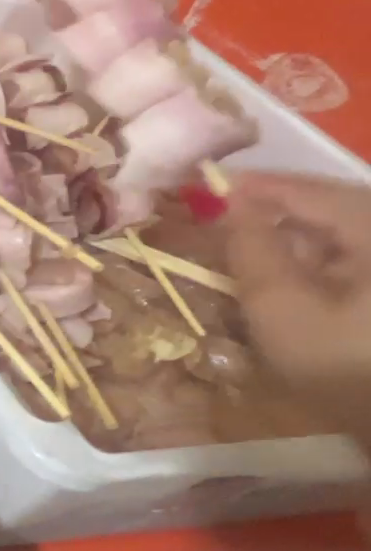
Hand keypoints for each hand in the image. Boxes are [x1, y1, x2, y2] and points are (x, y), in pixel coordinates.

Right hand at [226, 171, 370, 415]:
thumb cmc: (343, 366)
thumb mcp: (280, 306)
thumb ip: (249, 246)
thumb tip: (222, 200)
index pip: (309, 190)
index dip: (250, 184)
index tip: (195, 184)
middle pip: (335, 205)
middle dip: (273, 207)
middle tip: (213, 214)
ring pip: (348, 230)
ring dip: (296, 233)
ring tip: (243, 242)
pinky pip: (359, 254)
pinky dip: (322, 255)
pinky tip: (290, 270)